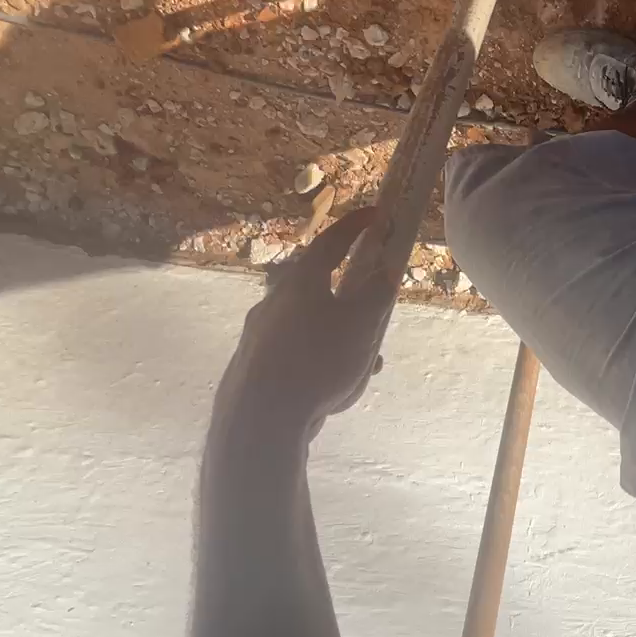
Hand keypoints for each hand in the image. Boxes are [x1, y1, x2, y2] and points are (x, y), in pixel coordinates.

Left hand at [216, 207, 395, 434]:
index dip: (355, 226)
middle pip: (315, 282)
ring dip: (339, 331)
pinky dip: (322, 356)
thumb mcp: (361, 325)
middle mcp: (274, 302)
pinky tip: (339, 384)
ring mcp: (258, 336)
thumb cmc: (317, 361)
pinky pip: (297, 350)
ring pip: (309, 322)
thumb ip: (376, 295)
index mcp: (301, 283)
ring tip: (365, 361)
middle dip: (346, 289)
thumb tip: (383, 273)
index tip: (376, 214)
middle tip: (370, 301)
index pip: (331, 242)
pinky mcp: (252, 368)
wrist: (257, 422)